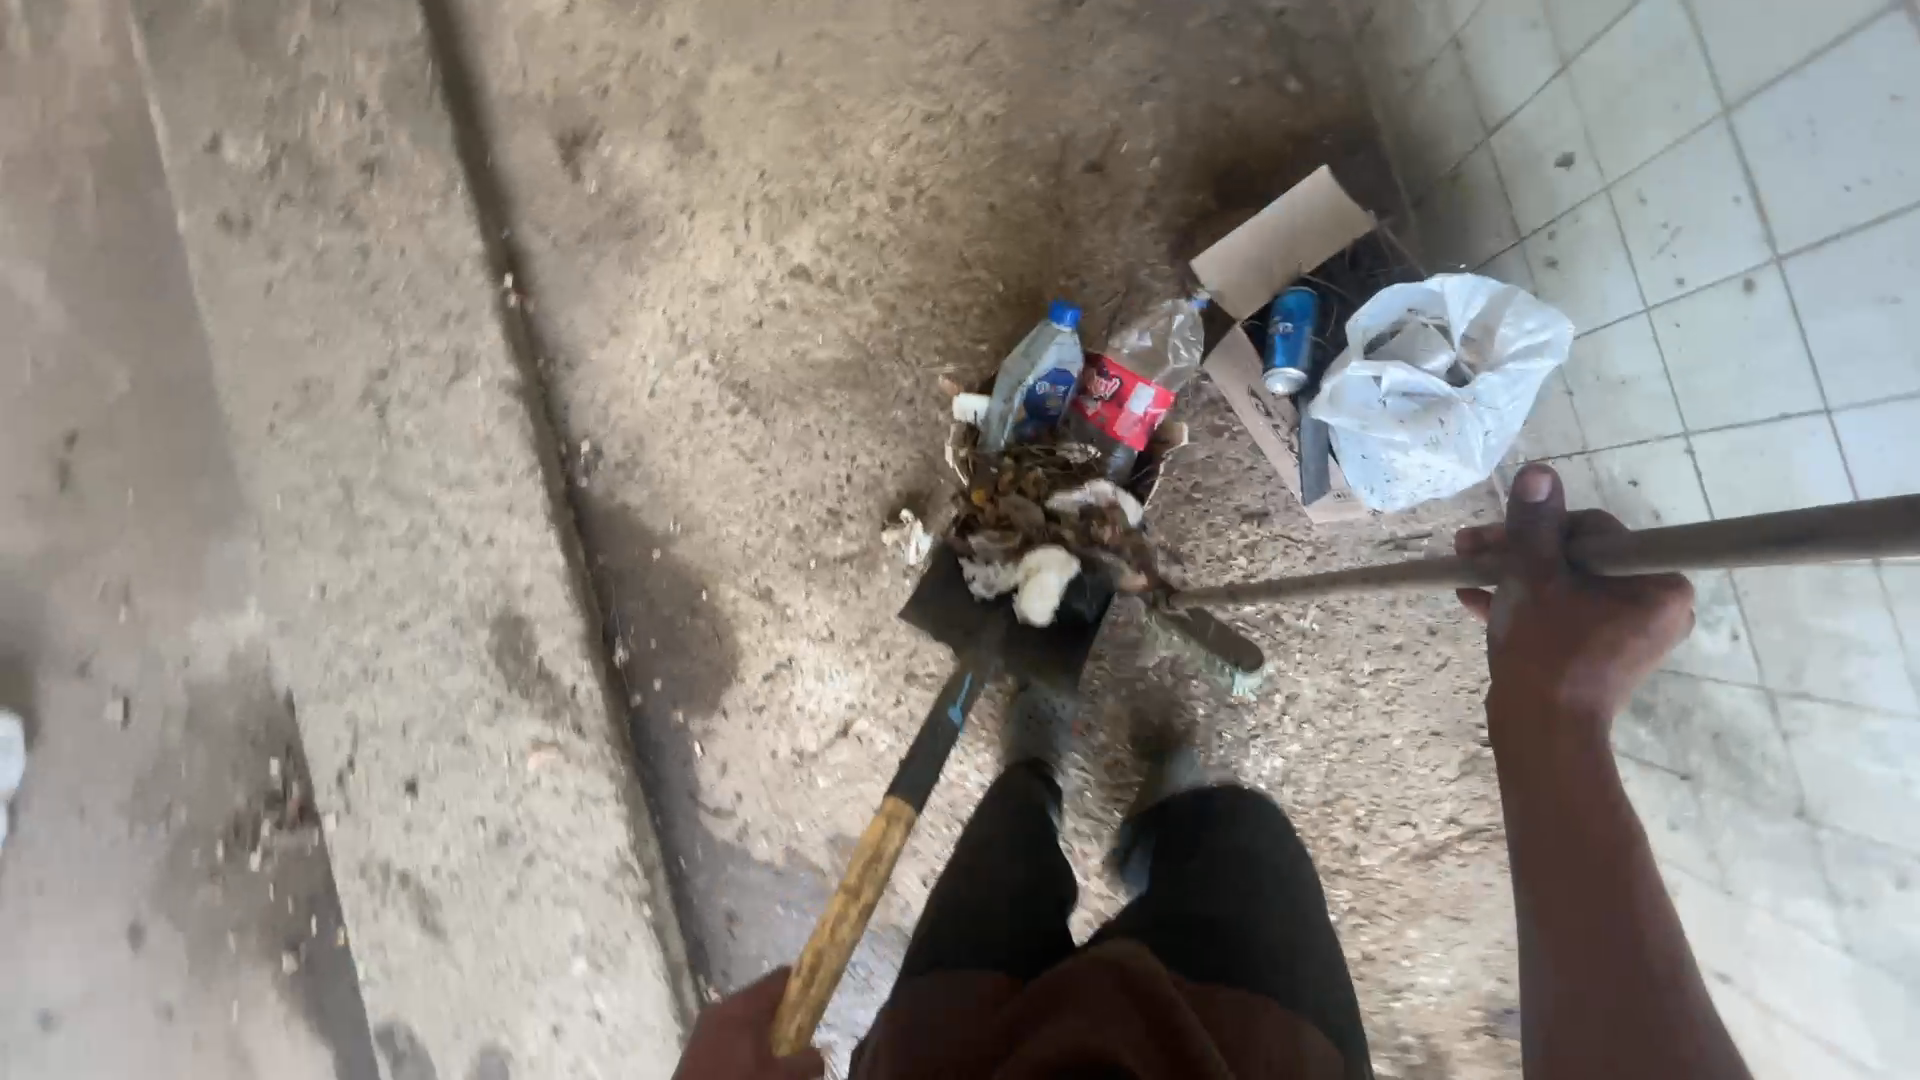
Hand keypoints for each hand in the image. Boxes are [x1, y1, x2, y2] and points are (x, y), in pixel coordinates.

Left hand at [670, 968, 824, 1079]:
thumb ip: (805, 1063)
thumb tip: (819, 1055)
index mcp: (745, 1005)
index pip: (781, 977)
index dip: (802, 985)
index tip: (814, 1003)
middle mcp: (724, 1004)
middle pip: (763, 996)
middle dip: (783, 1013)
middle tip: (796, 1037)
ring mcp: (707, 1022)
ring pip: (745, 1013)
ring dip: (763, 1028)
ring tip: (773, 1055)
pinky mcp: (697, 1041)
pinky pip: (729, 1027)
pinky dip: (744, 1038)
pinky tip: (749, 1063)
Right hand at [1455, 464, 1694, 748]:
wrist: (1540, 726)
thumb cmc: (1545, 649)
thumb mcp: (1532, 577)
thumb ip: (1534, 525)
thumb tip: (1538, 471)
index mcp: (1657, 584)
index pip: (1594, 531)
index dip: (1537, 529)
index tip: (1492, 537)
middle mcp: (1653, 604)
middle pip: (1573, 556)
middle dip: (1515, 551)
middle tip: (1466, 548)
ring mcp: (1623, 630)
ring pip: (1560, 584)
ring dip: (1508, 574)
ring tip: (1463, 573)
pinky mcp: (1594, 650)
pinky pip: (1558, 612)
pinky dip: (1520, 602)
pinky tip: (1473, 599)